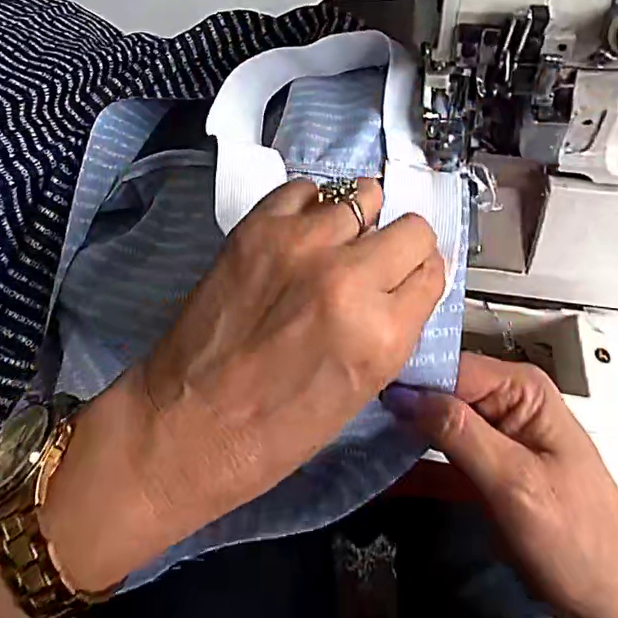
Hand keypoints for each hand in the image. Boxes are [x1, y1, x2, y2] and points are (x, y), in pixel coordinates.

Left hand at [44, 177, 445, 589]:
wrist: (184, 427)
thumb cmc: (276, 429)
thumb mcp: (363, 387)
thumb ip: (395, 325)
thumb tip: (407, 279)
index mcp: (383, 334)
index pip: (433, 270)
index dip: (418, 277)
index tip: (403, 282)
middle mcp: (350, 280)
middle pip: (412, 228)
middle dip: (400, 246)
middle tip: (373, 264)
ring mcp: (302, 246)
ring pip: (365, 194)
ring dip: (359, 220)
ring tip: (336, 245)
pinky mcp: (258, 228)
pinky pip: (308, 188)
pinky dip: (311, 206)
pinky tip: (299, 234)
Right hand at [388, 355, 617, 617]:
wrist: (615, 599)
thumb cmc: (579, 543)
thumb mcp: (515, 486)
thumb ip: (462, 434)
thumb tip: (408, 395)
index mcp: (526, 388)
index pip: (453, 365)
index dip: (410, 377)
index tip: (365, 388)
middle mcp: (515, 395)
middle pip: (447, 381)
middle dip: (408, 395)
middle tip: (360, 408)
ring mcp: (507, 424)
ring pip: (446, 407)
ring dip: (414, 416)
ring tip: (371, 423)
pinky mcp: (498, 451)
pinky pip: (454, 432)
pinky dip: (428, 438)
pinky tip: (399, 443)